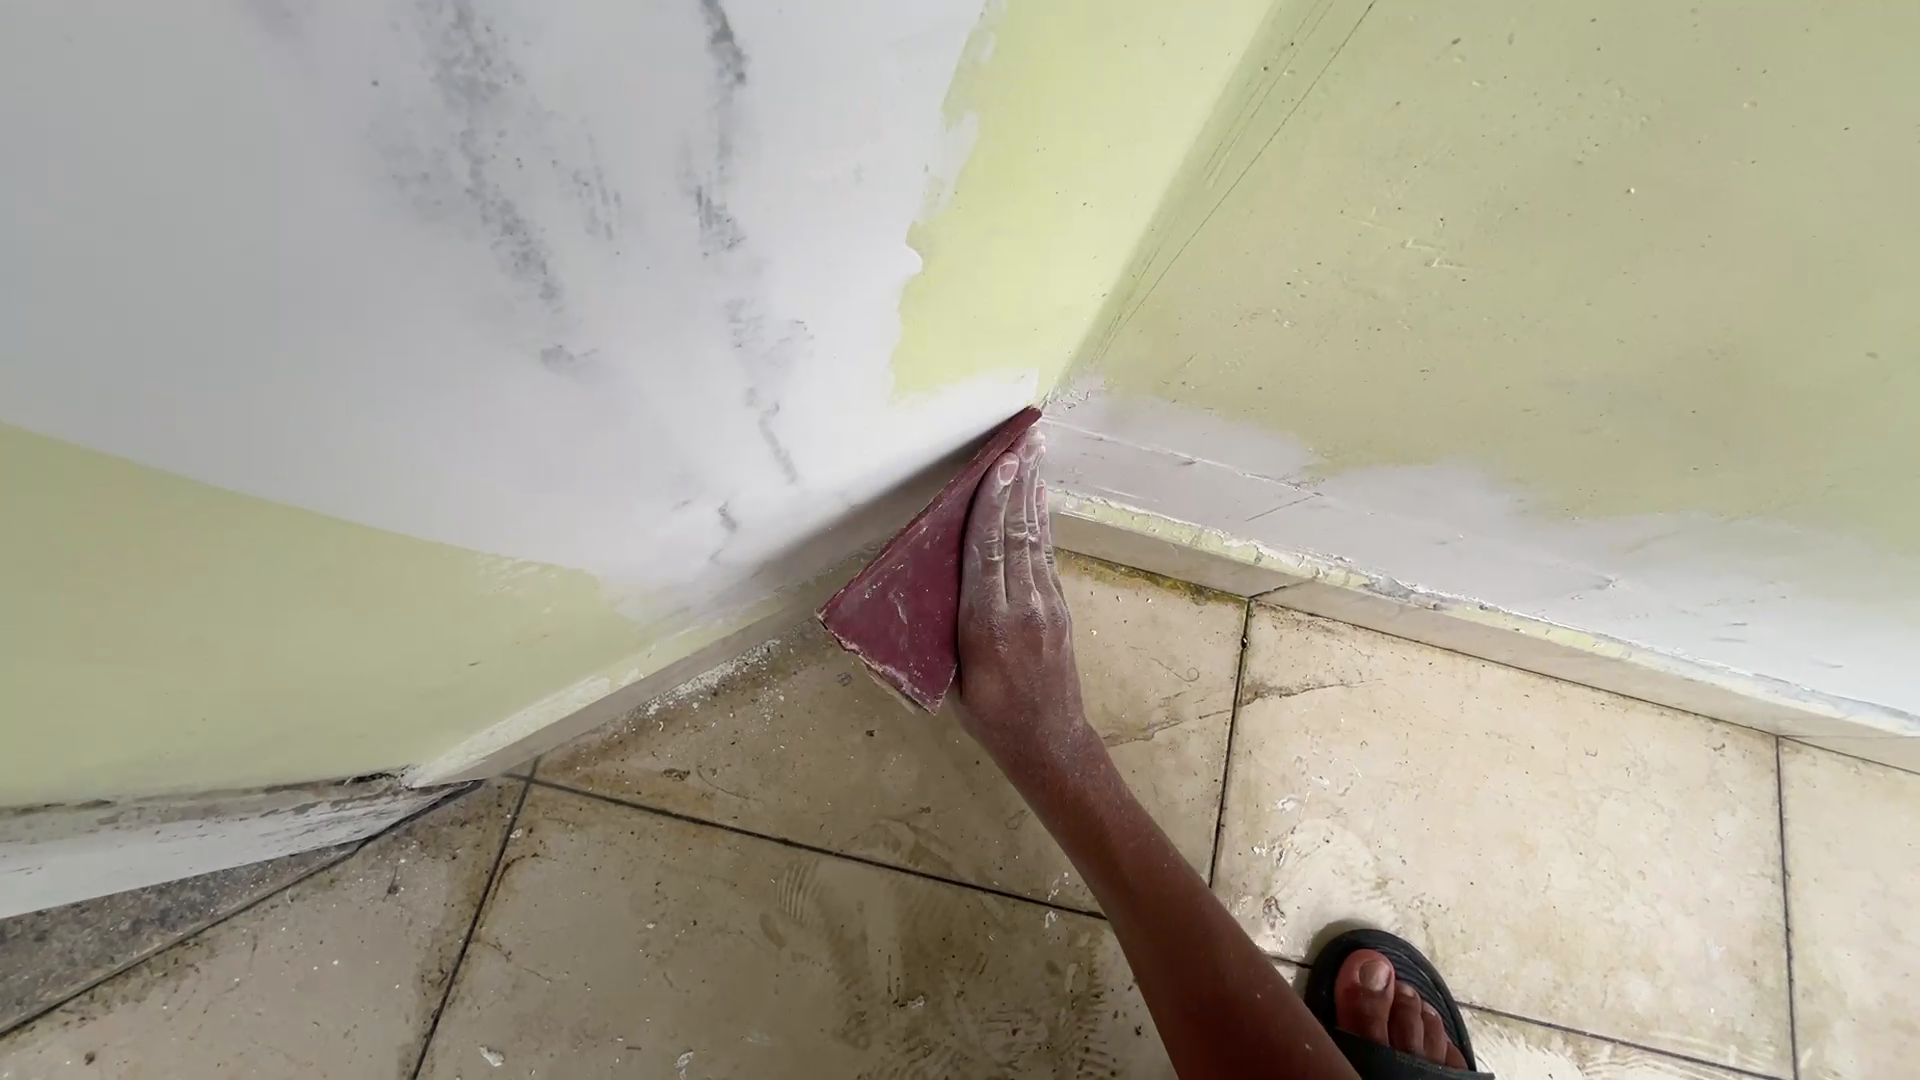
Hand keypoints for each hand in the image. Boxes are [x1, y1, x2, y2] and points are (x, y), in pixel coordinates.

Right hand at [956, 429, 1091, 780]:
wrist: (1049, 740)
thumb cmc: (988, 716)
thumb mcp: (952, 677)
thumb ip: (944, 628)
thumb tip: (923, 588)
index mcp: (986, 623)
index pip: (988, 551)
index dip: (993, 505)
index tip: (999, 464)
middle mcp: (1021, 605)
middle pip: (1017, 533)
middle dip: (1019, 482)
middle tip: (1026, 437)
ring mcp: (1046, 603)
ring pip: (1037, 538)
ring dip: (1034, 492)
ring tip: (1036, 451)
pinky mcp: (1060, 606)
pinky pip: (1047, 554)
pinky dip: (1042, 520)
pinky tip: (1039, 497)